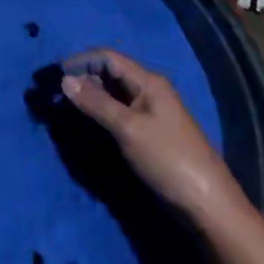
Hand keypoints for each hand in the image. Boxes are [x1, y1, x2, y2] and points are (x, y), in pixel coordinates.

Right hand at [59, 49, 238, 213]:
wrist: (208, 205)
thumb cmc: (167, 159)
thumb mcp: (127, 128)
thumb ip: (95, 102)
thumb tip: (65, 79)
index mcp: (149, 82)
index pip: (109, 58)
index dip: (81, 60)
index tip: (56, 73)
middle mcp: (150, 91)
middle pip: (111, 73)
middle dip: (84, 78)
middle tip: (57, 92)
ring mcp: (152, 112)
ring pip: (115, 93)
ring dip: (92, 96)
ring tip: (68, 106)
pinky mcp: (151, 132)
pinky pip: (121, 111)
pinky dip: (102, 111)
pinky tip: (90, 122)